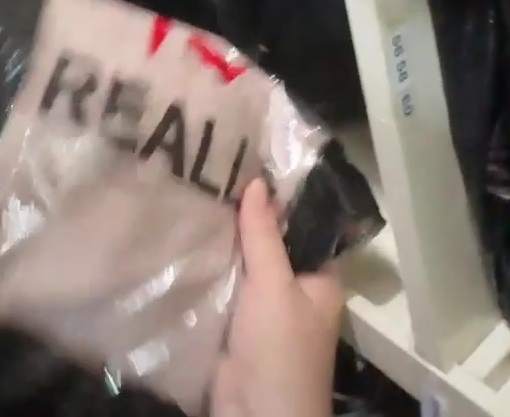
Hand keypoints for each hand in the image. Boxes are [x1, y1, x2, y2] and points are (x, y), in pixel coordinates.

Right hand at [213, 180, 345, 416]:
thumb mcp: (274, 284)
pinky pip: (225, 283)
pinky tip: (189, 234)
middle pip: (272, 242)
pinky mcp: (237, 322)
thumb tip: (259, 182)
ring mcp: (265, 308)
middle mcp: (296, 290)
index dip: (282, 197)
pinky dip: (211, 263)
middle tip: (216, 170)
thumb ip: (264, 234)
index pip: (306, 226)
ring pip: (246, 262)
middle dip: (247, 216)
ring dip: (226, 239)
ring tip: (197, 191)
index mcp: (320, 280)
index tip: (253, 161)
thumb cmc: (280, 348)